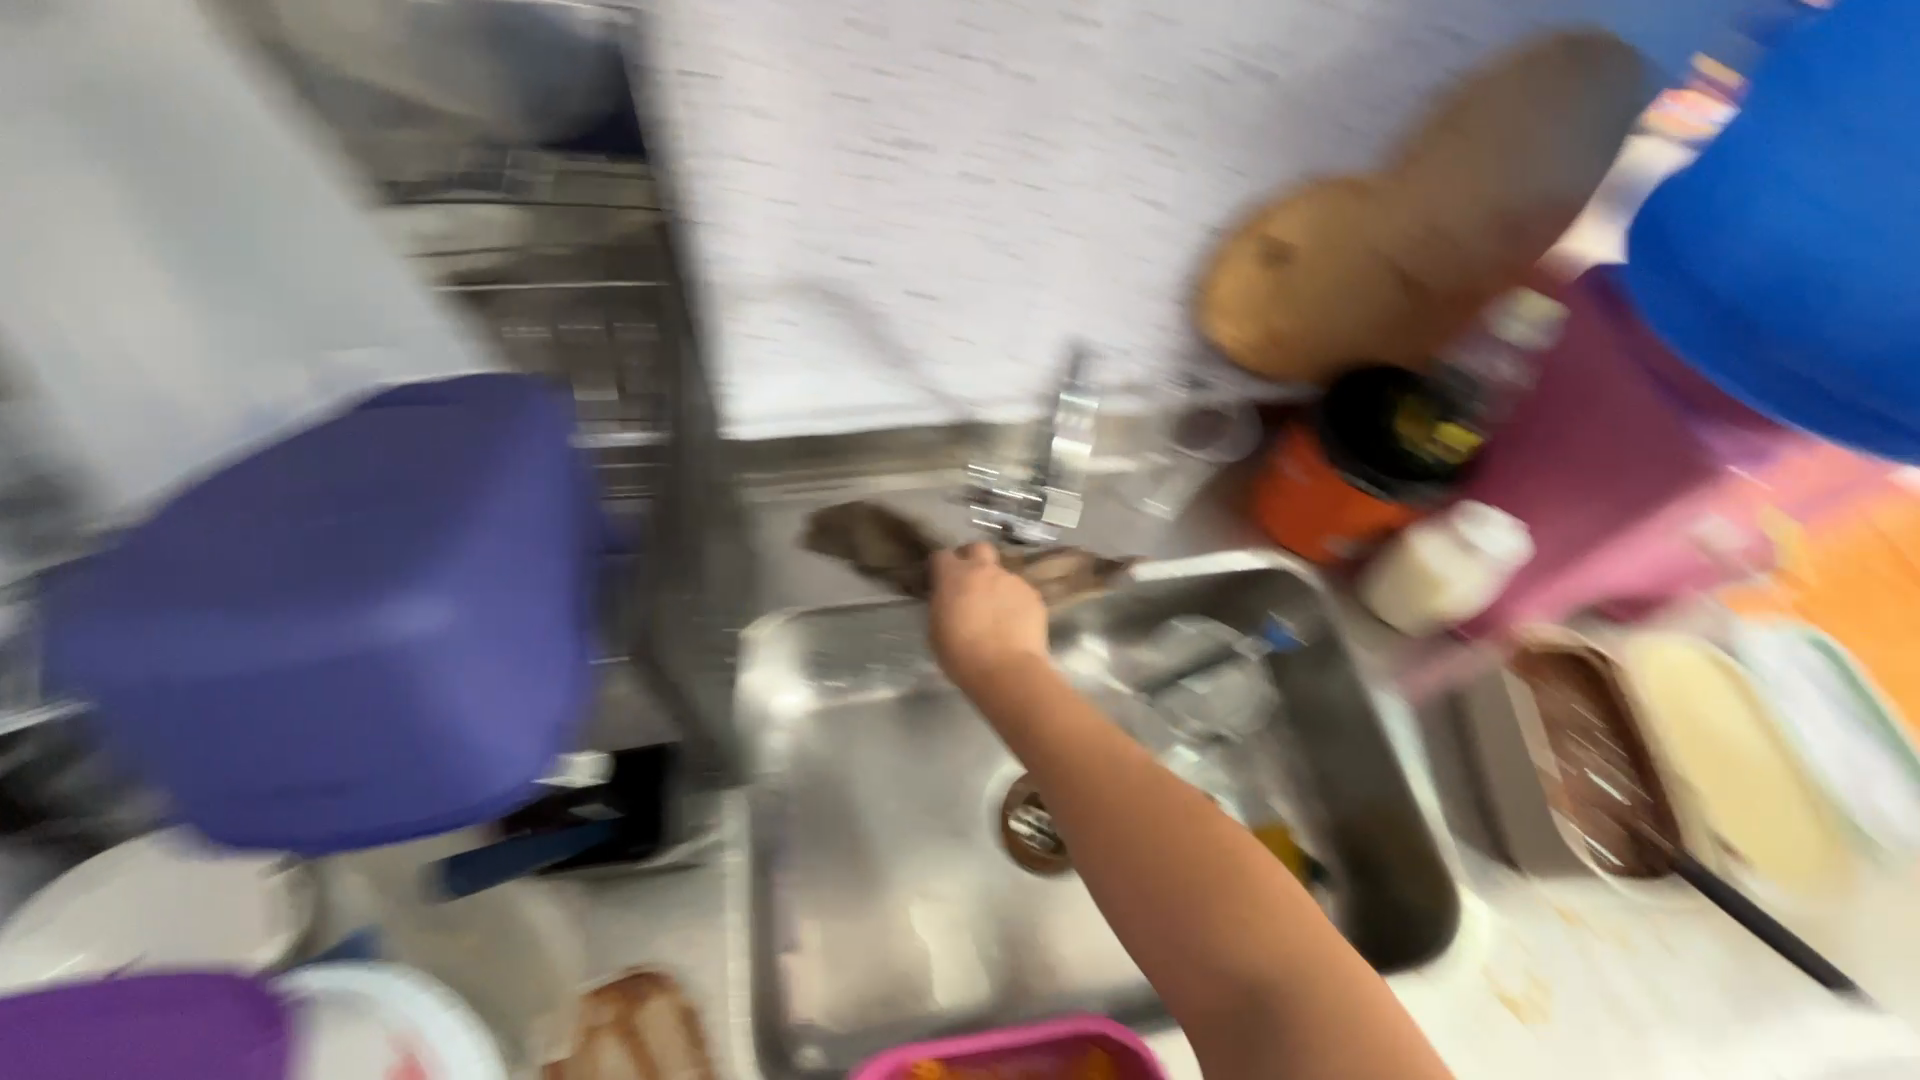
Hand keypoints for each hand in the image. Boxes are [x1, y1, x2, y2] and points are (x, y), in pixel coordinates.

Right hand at [929, 543, 1049, 692]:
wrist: (1007, 670)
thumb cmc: (961, 655)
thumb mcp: (936, 629)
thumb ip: (942, 604)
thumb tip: (948, 598)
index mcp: (955, 576)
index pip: (942, 555)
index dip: (940, 566)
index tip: (939, 581)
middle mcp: (985, 570)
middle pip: (978, 547)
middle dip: (972, 558)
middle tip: (970, 582)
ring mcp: (1013, 580)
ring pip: (1002, 574)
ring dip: (996, 587)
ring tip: (997, 614)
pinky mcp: (1034, 596)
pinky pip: (1020, 593)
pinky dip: (1014, 603)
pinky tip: (1014, 625)